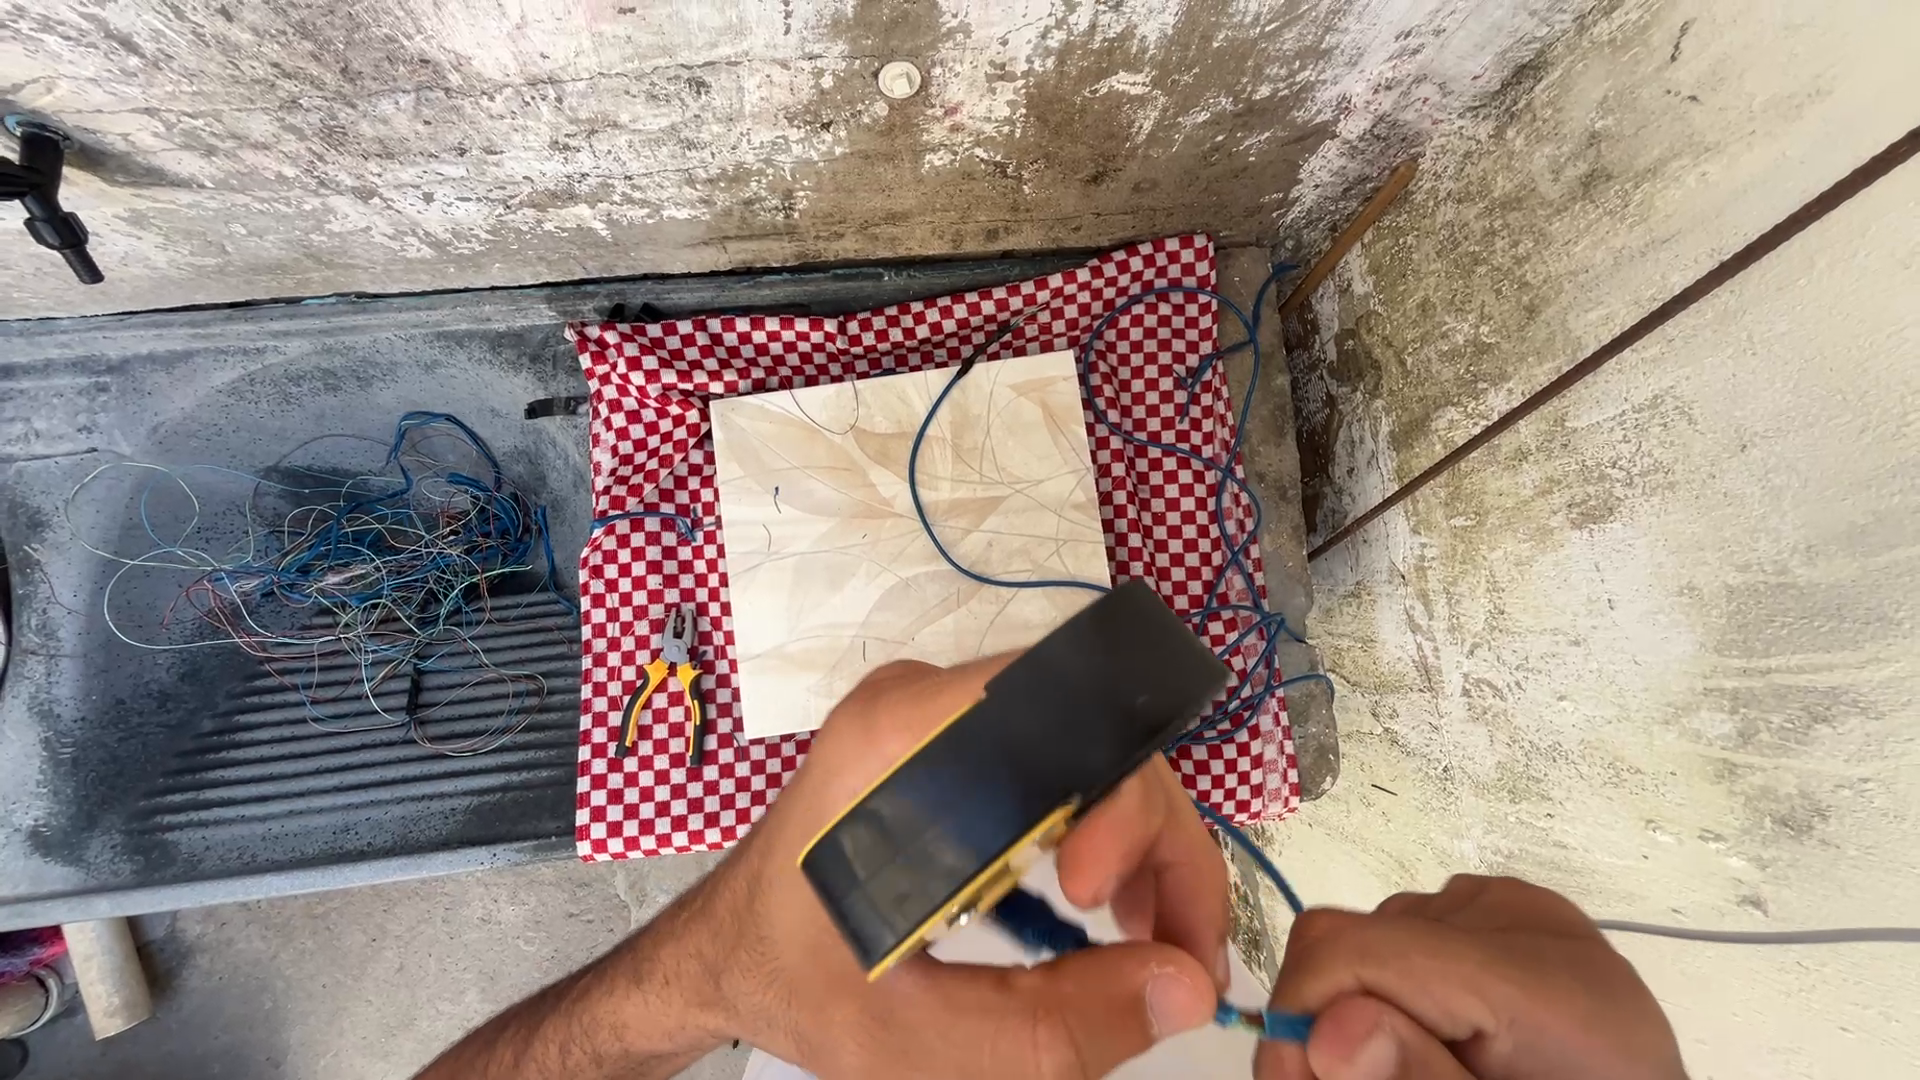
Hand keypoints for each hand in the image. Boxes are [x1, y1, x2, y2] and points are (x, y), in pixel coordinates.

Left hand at [716, 655, 1232, 1077]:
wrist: (727, 946)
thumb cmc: (798, 983)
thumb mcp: (915, 1042)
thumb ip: (1054, 1026)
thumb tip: (1186, 984)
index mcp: (898, 734)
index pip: (1061, 713)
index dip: (1117, 801)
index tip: (1106, 904)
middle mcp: (922, 695)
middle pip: (1085, 729)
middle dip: (1145, 834)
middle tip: (1166, 944)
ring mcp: (935, 707)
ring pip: (1080, 744)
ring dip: (1132, 833)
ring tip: (1144, 934)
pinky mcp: (946, 735)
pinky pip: (1051, 759)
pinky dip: (1094, 823)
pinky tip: (1102, 898)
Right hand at [1258, 875, 1685, 1079]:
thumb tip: (1319, 1034)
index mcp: (1542, 980)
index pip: (1363, 950)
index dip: (1300, 1009)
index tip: (1281, 1078)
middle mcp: (1519, 919)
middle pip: (1358, 937)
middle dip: (1319, 1011)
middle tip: (1314, 1079)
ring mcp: (1509, 909)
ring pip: (1371, 936)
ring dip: (1350, 1003)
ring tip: (1386, 1065)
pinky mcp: (1499, 912)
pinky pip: (1404, 936)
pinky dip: (1387, 989)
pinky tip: (1423, 1042)